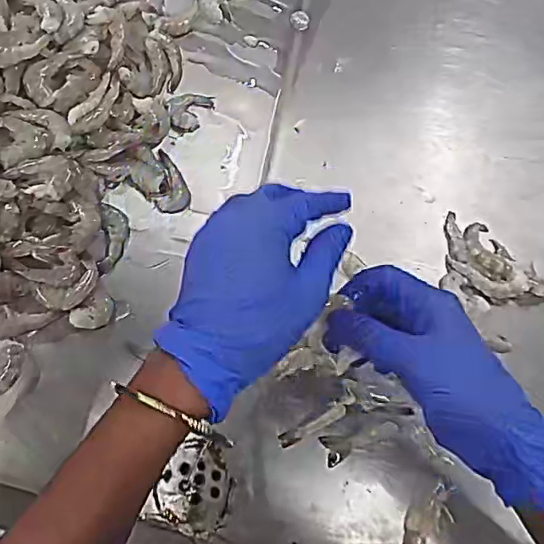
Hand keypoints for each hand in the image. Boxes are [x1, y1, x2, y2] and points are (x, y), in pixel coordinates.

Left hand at [154, 184, 352, 419]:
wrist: (208, 347)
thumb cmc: (257, 325)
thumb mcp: (307, 289)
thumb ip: (326, 252)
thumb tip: (338, 231)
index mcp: (265, 221)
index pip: (303, 201)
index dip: (327, 201)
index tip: (342, 201)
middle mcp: (235, 217)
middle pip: (272, 196)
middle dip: (299, 200)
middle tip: (320, 210)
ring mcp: (214, 229)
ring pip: (248, 206)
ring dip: (273, 209)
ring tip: (295, 224)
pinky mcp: (202, 244)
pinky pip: (230, 221)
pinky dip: (251, 222)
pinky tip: (263, 239)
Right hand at [324, 266, 543, 514]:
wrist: (502, 439)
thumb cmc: (461, 393)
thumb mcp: (410, 359)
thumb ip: (369, 334)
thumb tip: (334, 317)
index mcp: (431, 303)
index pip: (382, 278)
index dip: (354, 290)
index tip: (332, 313)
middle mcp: (429, 314)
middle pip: (380, 299)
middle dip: (353, 313)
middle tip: (329, 336)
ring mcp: (429, 339)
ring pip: (383, 323)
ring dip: (360, 333)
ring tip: (341, 352)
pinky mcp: (426, 362)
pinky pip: (391, 345)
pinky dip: (372, 350)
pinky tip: (363, 366)